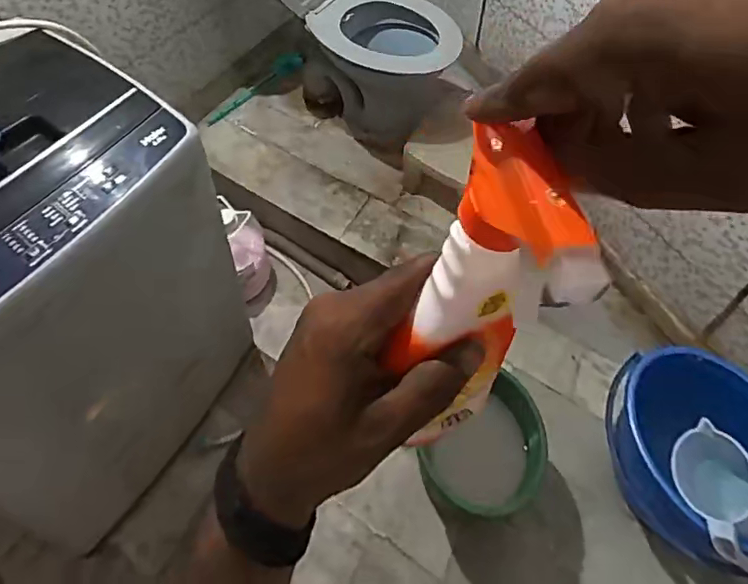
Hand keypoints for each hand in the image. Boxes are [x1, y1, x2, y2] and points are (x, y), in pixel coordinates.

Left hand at [235, 254, 483, 526]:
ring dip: (416, 321)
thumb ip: (430, 386)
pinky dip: (394, 329)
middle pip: (399, 286)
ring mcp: (324, 311)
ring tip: (447, 353)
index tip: (483, 289)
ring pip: (386, 300)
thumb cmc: (321, 454)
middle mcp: (333, 304)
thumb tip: (475, 347)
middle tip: (471, 333)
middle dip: (437, 305)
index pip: (407, 276)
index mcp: (345, 322)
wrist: (264, 473)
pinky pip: (369, 313)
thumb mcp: (382, 430)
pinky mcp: (321, 324)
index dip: (447, 274)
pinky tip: (410, 362)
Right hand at [466, 0, 747, 212]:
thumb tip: (574, 161)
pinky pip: (658, 34)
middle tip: (588, 178)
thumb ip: (632, 174)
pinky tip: (706, 108)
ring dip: (623, 106)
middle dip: (574, 125)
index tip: (479, 134)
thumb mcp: (731, 169)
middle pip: (576, 69)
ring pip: (620, 54)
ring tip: (661, 154)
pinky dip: (658, 79)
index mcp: (620, 37)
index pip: (535, 82)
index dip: (506, 115)